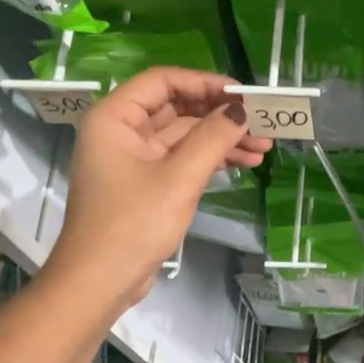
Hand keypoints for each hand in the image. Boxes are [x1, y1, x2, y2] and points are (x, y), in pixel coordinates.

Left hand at [42, 67, 270, 310]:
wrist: (101, 280)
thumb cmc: (133, 224)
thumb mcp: (179, 178)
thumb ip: (213, 138)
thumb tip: (243, 110)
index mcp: (115, 118)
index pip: (164, 82)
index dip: (205, 83)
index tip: (244, 95)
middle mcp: (121, 131)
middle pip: (177, 108)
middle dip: (220, 115)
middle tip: (262, 124)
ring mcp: (133, 159)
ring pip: (184, 136)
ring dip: (221, 139)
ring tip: (262, 148)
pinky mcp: (145, 184)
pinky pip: (181, 159)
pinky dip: (210, 159)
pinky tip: (243, 163)